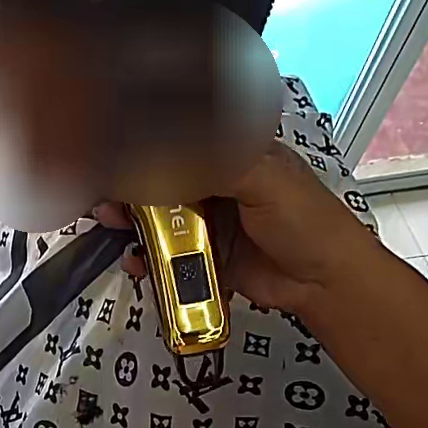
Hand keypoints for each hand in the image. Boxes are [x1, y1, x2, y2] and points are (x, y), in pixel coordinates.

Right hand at [94, 140, 384, 316]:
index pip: (181, 144)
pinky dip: (149, 260)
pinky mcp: (208, 259)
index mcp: (234, 155)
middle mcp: (219, 187)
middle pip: (163, 183)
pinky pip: (170, 258)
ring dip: (133, 225)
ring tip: (110, 225)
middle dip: (130, 190)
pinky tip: (137, 261)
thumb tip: (168, 150)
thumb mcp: (263, 178)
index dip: (147, 150)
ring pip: (161, 221)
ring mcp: (212, 225)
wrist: (324, 282)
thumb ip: (216, 161)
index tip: (116, 156)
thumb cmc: (309, 223)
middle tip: (104, 197)